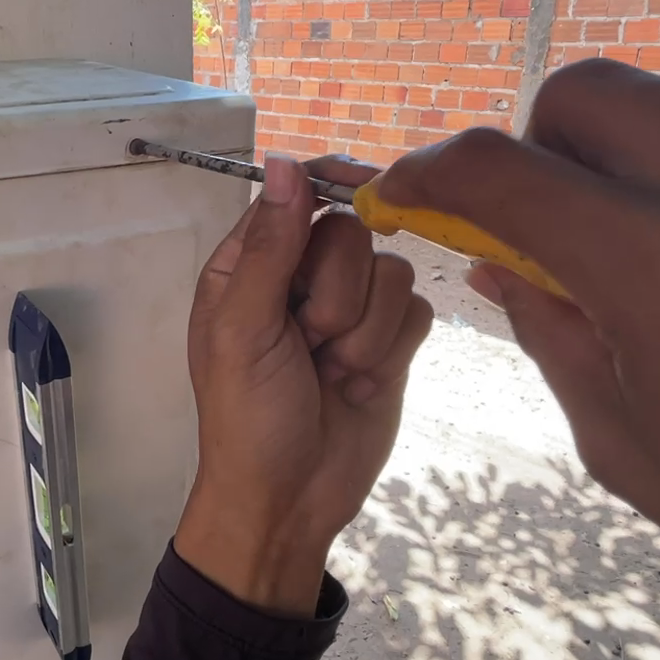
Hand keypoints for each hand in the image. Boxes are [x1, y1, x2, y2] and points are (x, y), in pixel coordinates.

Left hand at [174, 155, 432, 617]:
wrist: (291, 498)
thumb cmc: (248, 414)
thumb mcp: (244, 330)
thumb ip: (269, 248)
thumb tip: (284, 161)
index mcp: (248, 267)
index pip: (292, 198)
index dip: (326, 185)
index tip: (363, 181)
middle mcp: (299, 278)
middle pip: (351, 232)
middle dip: (337, 294)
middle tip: (310, 341)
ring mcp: (349, 309)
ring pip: (391, 271)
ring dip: (364, 332)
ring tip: (331, 372)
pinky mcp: (388, 341)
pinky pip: (415, 312)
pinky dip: (391, 350)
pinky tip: (359, 385)